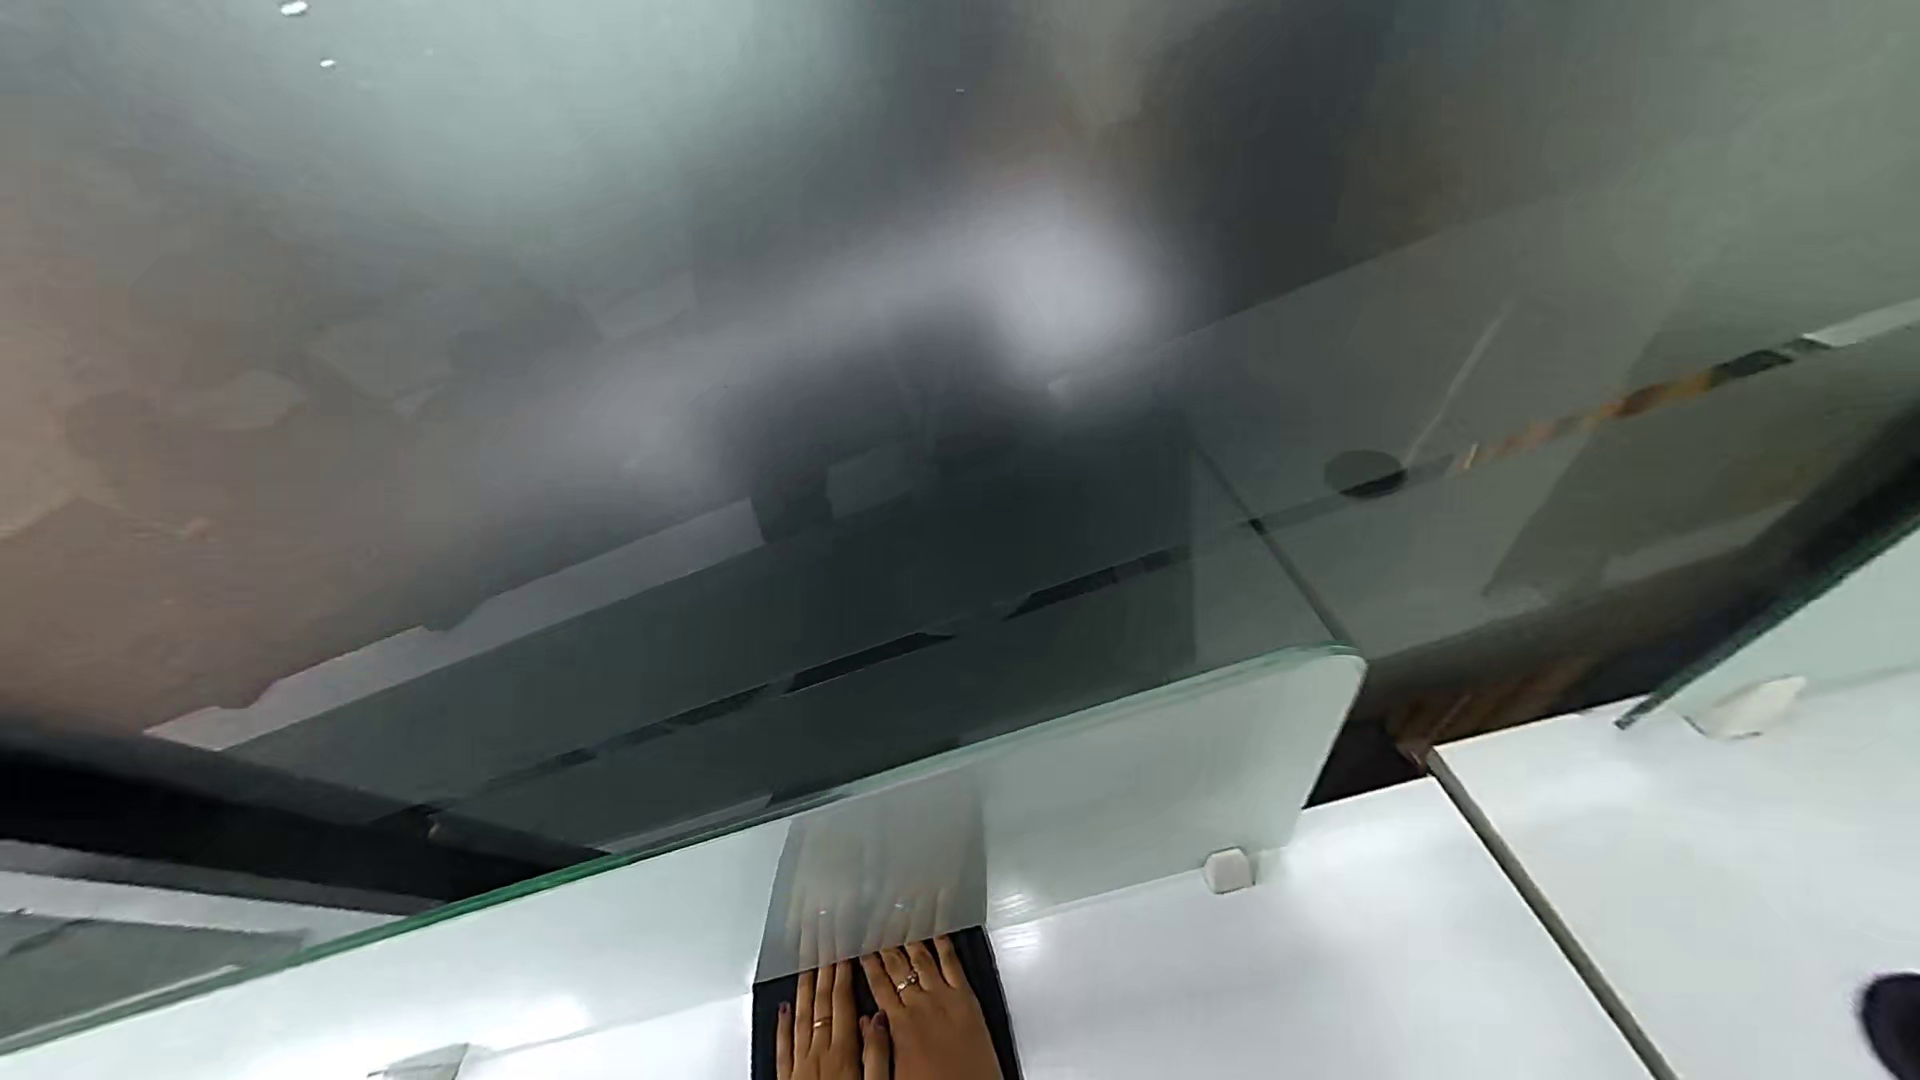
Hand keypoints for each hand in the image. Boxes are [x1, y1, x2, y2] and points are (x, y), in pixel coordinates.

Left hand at [778, 960, 891, 1079]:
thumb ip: (878, 1054)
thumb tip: (881, 1018)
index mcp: (843, 1054)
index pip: (842, 1003)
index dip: (843, 975)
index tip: (844, 954)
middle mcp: (819, 1054)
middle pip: (822, 1004)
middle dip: (825, 973)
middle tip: (825, 949)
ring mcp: (799, 1066)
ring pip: (802, 1018)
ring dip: (805, 989)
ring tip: (806, 966)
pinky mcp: (785, 1079)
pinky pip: (782, 1046)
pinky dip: (782, 1024)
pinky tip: (783, 1007)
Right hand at [861, 938, 1002, 1079]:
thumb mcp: (893, 1078)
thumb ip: (878, 1047)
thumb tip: (868, 1020)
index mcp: (900, 1026)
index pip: (880, 986)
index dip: (870, 966)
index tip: (863, 951)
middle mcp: (920, 1005)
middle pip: (898, 968)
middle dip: (887, 948)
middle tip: (879, 930)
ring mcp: (944, 997)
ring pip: (922, 959)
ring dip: (910, 941)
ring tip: (902, 924)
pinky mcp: (966, 997)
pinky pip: (952, 962)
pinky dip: (944, 944)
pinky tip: (938, 931)